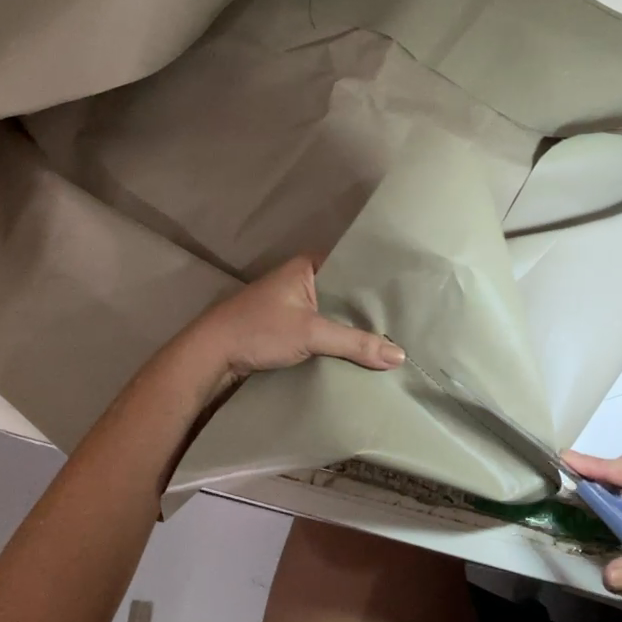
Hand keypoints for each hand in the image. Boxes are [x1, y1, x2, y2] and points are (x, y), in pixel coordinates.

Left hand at [179, 254, 405, 393]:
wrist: (211, 355)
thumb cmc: (258, 330)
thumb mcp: (310, 334)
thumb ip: (355, 344)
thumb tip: (400, 356)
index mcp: (307, 266)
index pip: (353, 265)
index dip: (379, 280)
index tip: (410, 295)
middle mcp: (302, 280)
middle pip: (345, 293)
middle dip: (370, 309)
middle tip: (409, 322)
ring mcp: (294, 305)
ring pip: (334, 314)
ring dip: (354, 328)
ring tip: (395, 339)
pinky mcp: (288, 328)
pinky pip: (323, 330)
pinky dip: (338, 341)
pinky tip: (363, 353)